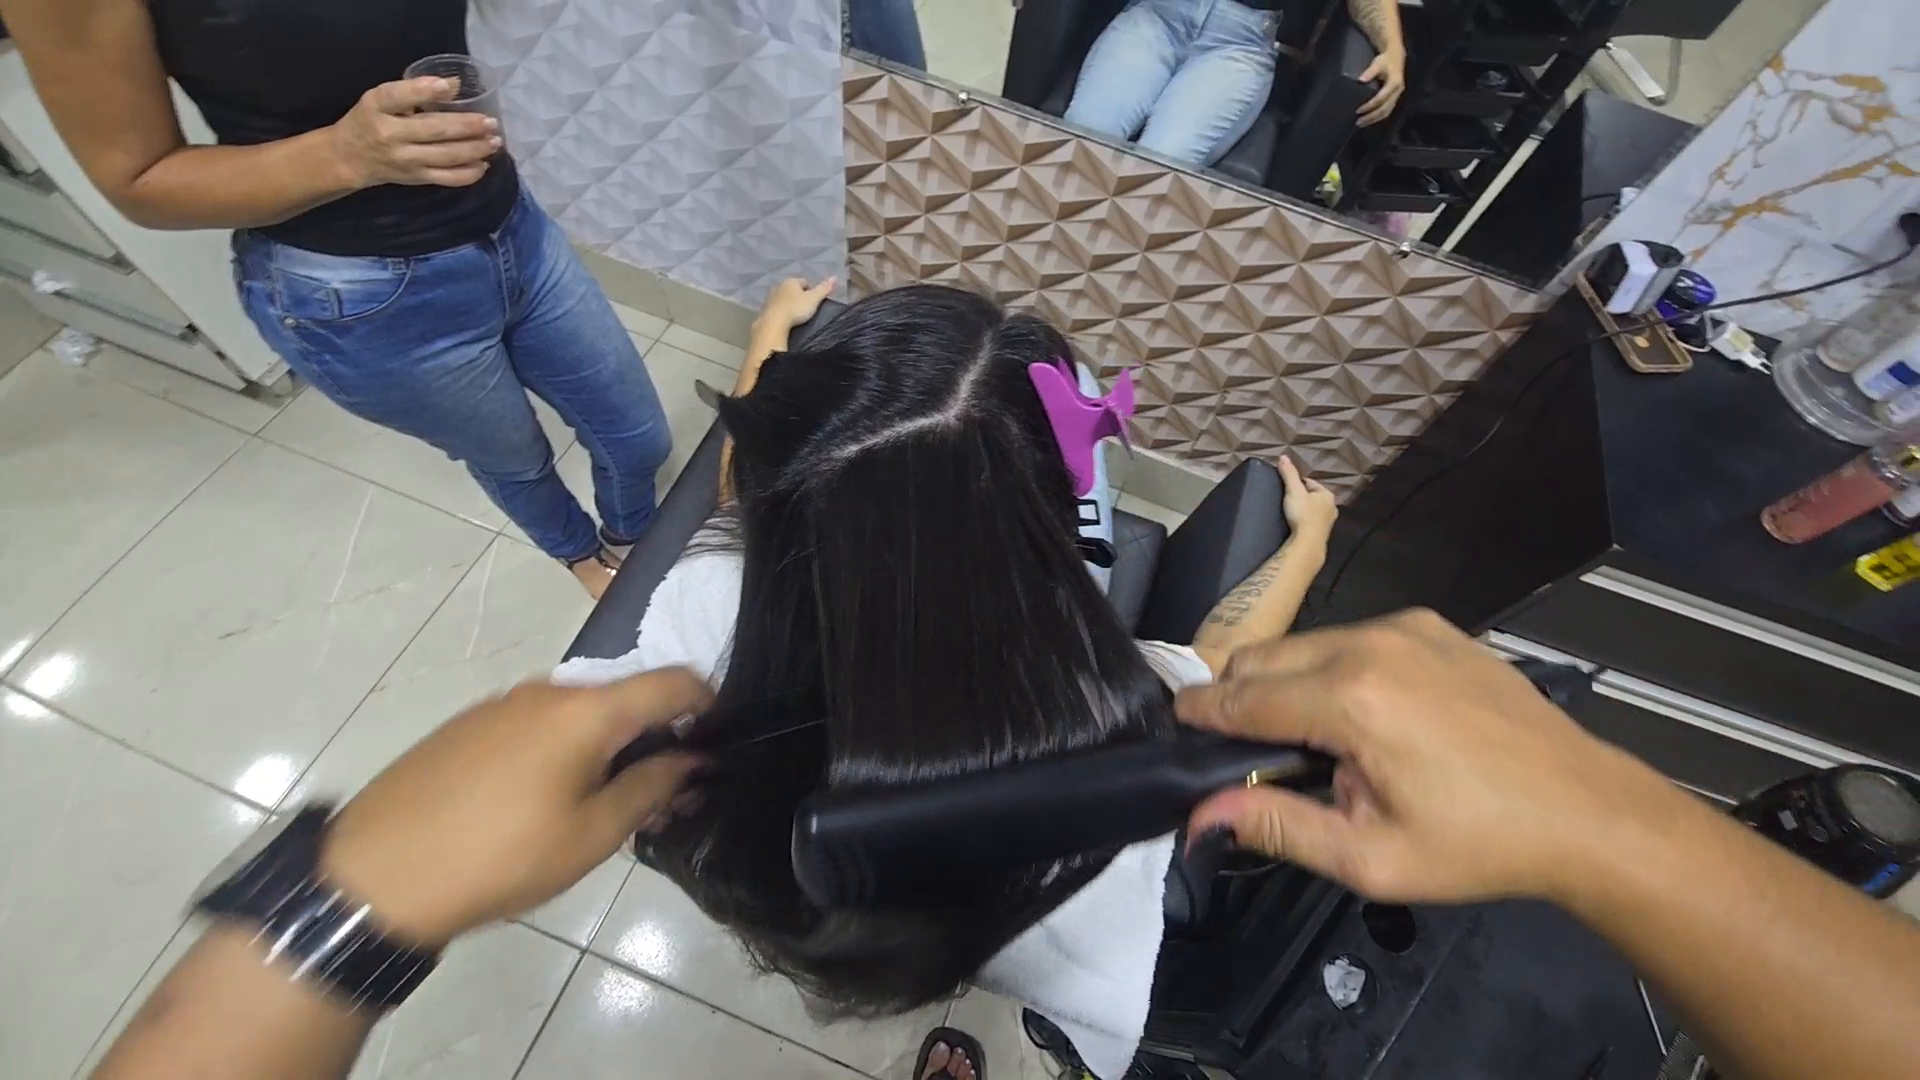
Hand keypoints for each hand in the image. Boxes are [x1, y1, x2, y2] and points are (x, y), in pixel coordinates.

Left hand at [320, 669, 711, 947]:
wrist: (367, 878)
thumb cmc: (498, 857)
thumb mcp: (592, 835)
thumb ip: (653, 787)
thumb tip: (693, 758)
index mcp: (588, 710)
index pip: (674, 680)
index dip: (709, 702)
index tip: (717, 743)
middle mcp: (551, 690)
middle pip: (629, 699)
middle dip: (659, 738)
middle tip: (663, 797)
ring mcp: (506, 703)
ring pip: (585, 713)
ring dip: (612, 748)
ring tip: (604, 807)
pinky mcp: (472, 723)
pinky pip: (543, 723)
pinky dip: (569, 749)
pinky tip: (548, 799)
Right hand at [329, 77, 502, 189]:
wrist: (352, 158)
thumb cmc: (371, 122)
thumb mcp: (381, 101)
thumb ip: (414, 92)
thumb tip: (455, 84)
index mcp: (376, 107)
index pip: (396, 96)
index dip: (422, 90)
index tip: (448, 85)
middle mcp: (391, 134)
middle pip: (434, 130)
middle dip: (467, 126)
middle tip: (491, 122)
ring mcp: (407, 160)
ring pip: (447, 156)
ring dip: (475, 149)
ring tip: (494, 141)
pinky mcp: (419, 178)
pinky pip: (450, 178)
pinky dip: (470, 173)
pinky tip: (485, 164)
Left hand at [755, 276, 837, 333]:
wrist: (774, 323)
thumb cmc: (796, 309)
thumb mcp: (814, 299)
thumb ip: (824, 289)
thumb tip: (835, 277)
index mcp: (791, 281)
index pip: (804, 282)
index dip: (811, 290)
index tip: (815, 301)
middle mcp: (779, 286)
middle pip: (792, 289)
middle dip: (798, 296)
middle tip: (806, 309)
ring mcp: (770, 297)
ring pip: (782, 298)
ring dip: (788, 304)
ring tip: (795, 316)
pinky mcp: (764, 309)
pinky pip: (775, 308)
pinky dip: (780, 312)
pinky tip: (785, 320)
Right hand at [1178, 610, 1677, 903]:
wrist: (1592, 812)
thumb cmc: (1478, 845)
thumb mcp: (1371, 858)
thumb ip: (1277, 826)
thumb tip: (1199, 815)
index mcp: (1350, 701)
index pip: (1241, 697)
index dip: (1201, 712)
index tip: (1177, 724)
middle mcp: (1366, 644)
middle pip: (1259, 657)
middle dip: (1239, 697)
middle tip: (1256, 749)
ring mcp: (1400, 625)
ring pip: (1298, 643)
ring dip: (1284, 681)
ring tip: (1318, 734)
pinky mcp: (1425, 622)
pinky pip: (1344, 635)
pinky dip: (1328, 666)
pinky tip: (1365, 710)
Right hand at [1279, 455, 1336, 537]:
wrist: (1308, 542)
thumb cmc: (1302, 514)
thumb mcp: (1293, 491)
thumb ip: (1289, 474)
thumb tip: (1283, 456)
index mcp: (1327, 494)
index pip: (1310, 483)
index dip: (1297, 483)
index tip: (1286, 487)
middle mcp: (1332, 507)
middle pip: (1313, 497)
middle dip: (1303, 497)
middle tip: (1288, 500)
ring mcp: (1329, 521)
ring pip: (1315, 510)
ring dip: (1305, 510)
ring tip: (1291, 512)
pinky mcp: (1322, 533)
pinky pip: (1313, 522)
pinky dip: (1306, 521)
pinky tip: (1297, 524)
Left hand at [1356, 48, 1406, 126]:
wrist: (1396, 56)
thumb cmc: (1386, 60)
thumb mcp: (1378, 63)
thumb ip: (1370, 72)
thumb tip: (1360, 80)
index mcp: (1394, 83)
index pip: (1381, 98)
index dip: (1369, 106)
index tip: (1358, 110)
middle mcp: (1397, 91)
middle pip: (1384, 108)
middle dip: (1370, 117)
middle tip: (1357, 122)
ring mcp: (1397, 95)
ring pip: (1386, 112)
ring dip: (1373, 120)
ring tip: (1361, 124)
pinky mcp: (1394, 98)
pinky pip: (1387, 111)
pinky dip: (1377, 117)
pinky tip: (1368, 121)